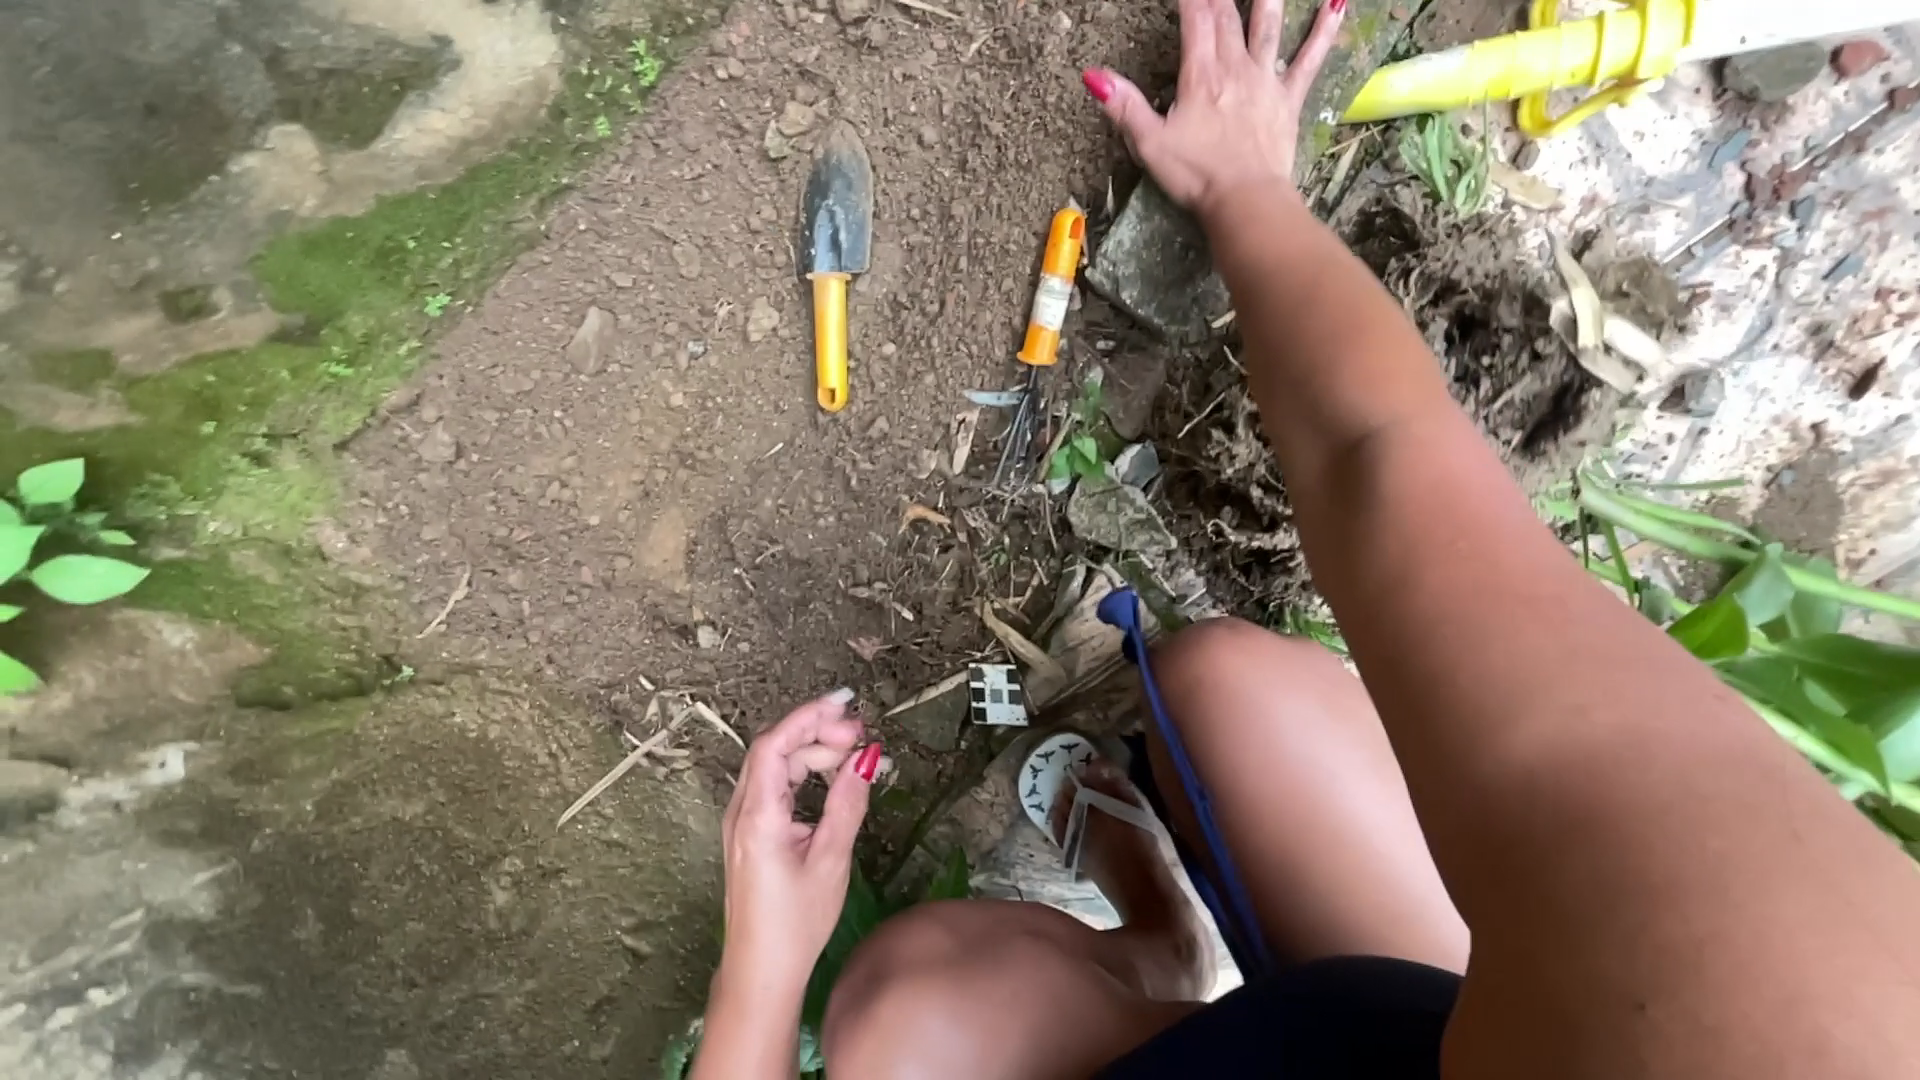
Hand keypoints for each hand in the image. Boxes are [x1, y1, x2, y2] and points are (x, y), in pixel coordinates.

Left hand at [717, 689, 880, 996]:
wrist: (761, 972)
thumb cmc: (794, 924)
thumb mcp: (831, 860)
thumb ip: (848, 803)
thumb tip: (866, 758)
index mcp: (758, 815)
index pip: (776, 743)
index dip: (808, 716)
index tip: (844, 704)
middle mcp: (743, 811)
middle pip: (776, 749)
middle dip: (818, 733)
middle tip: (861, 736)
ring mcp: (744, 821)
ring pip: (777, 765)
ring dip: (814, 753)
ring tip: (855, 756)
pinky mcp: (752, 832)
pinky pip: (778, 785)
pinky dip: (806, 774)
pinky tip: (833, 779)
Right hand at [1083, 0, 1345, 220]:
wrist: (1244, 199)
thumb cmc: (1195, 175)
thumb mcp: (1150, 144)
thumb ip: (1125, 107)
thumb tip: (1094, 76)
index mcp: (1200, 76)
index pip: (1194, 19)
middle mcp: (1235, 68)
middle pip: (1227, 17)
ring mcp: (1265, 81)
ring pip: (1268, 25)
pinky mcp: (1288, 100)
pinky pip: (1310, 60)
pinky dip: (1324, 31)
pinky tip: (1337, 5)